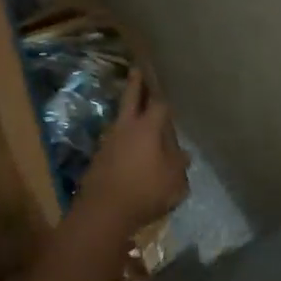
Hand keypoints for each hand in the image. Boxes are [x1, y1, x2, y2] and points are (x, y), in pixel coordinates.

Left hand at [77, 69, 188, 236]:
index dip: (163, 93)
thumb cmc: (144, 191)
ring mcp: (108, 141)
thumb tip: (183, 154)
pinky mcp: (98, 158)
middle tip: (137, 68)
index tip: (164, 80)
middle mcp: (126, 128)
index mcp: (147, 128)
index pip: (159, 104)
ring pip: (120, 119)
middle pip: (131, 98)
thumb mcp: (174, 182)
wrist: (102, 212)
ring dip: (127, 112)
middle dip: (136, 83)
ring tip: (134, 110)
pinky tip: (127, 147)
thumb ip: (179, 165)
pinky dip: (121, 137)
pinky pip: (113, 140)